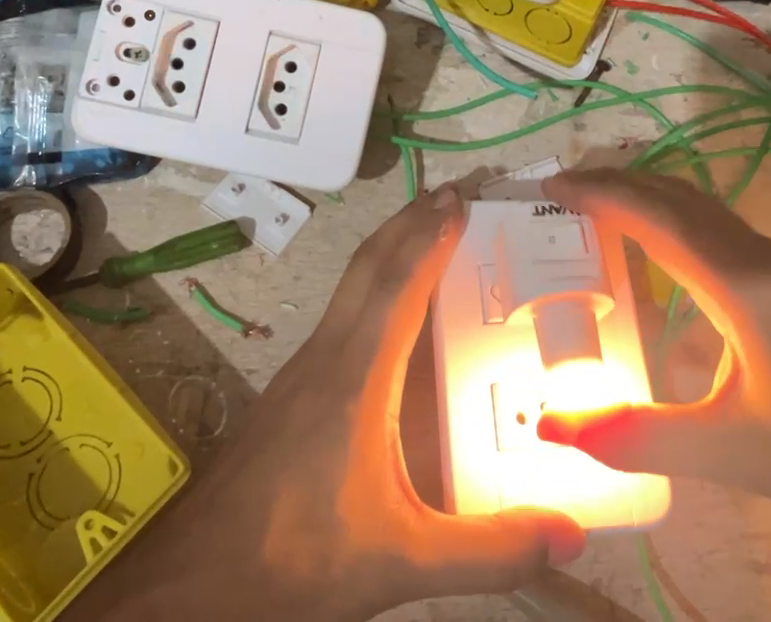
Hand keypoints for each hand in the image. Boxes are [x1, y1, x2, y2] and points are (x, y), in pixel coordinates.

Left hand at [63, 184, 584, 621]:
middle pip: (367, 268)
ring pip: (349, 288)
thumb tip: (572, 536)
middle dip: (408, 223)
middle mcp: (326, 358)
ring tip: (426, 233)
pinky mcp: (290, 391)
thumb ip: (490, 553)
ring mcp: (301, 371)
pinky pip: (340, 315)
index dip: (429, 239)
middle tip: (450, 194)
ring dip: (388, 250)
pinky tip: (390, 316)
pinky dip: (372, 287)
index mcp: (355, 380)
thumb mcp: (404, 561)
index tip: (458, 199)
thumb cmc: (298, 557)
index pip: (397, 287)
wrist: (198, 578)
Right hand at [535, 169, 770, 521]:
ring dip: (645, 193)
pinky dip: (670, 213)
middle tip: (561, 189)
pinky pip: (714, 224)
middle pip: (676, 197)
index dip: (601, 195)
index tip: (552, 188)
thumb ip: (631, 437)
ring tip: (595, 201)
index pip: (657, 219)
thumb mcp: (720, 450)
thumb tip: (546, 428)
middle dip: (616, 183)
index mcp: (740, 287)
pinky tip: (654, 237)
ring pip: (699, 205)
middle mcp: (757, 258)